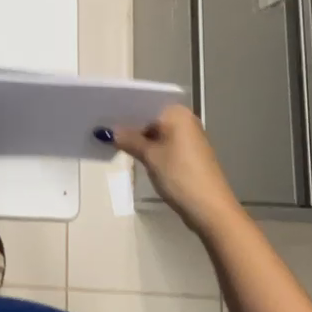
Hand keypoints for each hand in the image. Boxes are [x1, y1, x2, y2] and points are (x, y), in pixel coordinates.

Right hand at [110, 105, 244, 234]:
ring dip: (138, 137)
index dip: (124, 108)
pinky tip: (131, 153)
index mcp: (177, 113)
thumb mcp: (150, 156)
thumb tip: (108, 131)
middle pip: (151, 117)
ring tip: (111, 140)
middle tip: (101, 127)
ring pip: (156, 132)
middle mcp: (185, 120)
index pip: (146, 103)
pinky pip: (163, 144)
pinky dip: (149, 147)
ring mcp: (188, 138)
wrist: (210, 209)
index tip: (102, 113)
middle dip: (129, 124)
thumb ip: (129, 140)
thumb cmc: (180, 175)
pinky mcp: (188, 154)